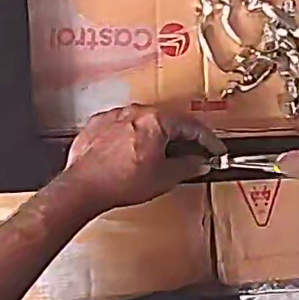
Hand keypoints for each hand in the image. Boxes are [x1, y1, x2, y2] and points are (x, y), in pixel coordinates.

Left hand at [51, 104, 222, 216]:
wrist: (83, 187)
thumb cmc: (120, 181)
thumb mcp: (164, 178)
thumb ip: (188, 166)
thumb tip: (199, 162)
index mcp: (156, 121)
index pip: (192, 126)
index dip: (208, 140)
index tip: (214, 149)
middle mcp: (135, 112)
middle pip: (167, 120)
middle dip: (181, 137)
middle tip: (191, 152)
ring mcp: (114, 116)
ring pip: (143, 121)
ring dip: (155, 136)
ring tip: (158, 156)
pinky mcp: (97, 124)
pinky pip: (122, 126)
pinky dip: (131, 137)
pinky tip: (132, 154)